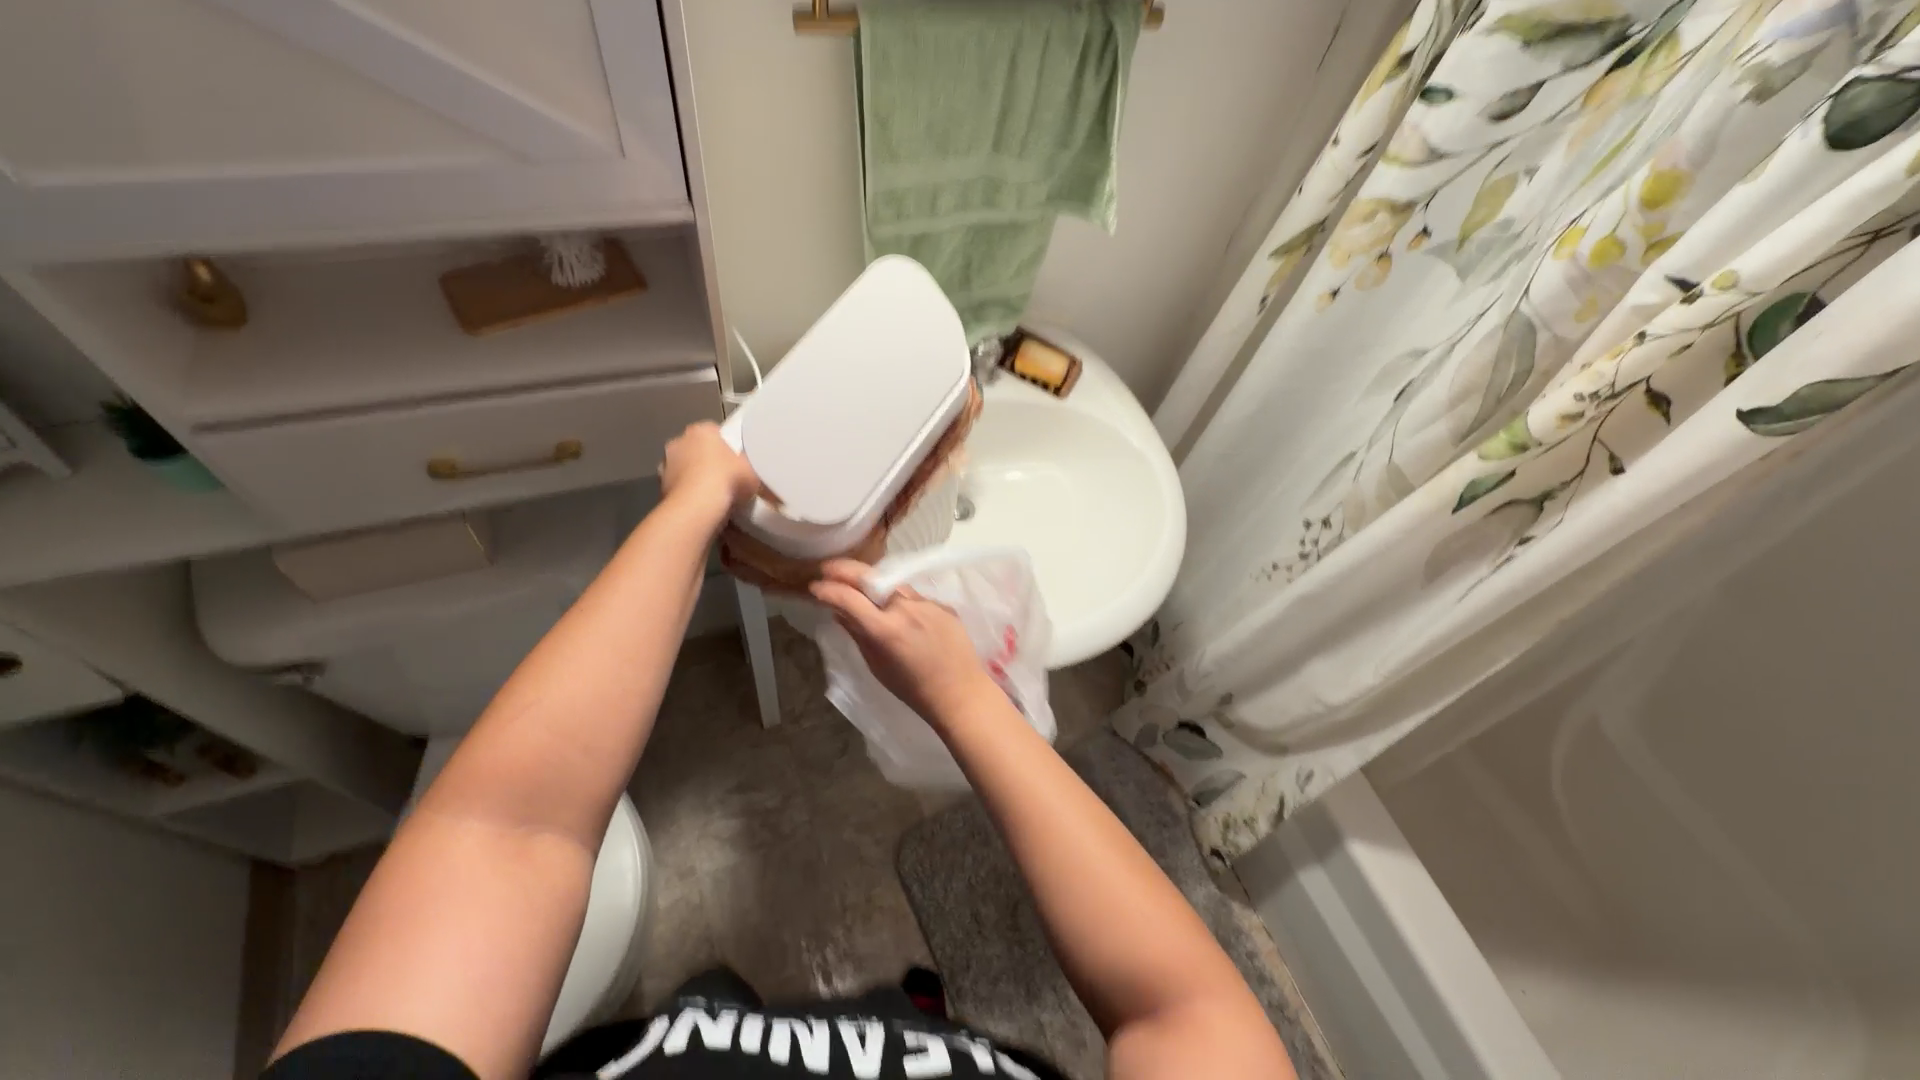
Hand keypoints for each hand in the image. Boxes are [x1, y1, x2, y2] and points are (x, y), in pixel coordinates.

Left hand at [660, 422, 758, 521]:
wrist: (698, 505)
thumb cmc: (727, 478)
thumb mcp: (751, 469)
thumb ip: (747, 465)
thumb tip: (747, 469)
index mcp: (701, 429)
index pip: (714, 431)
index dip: (725, 445)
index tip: (734, 459)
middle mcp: (679, 440)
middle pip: (696, 447)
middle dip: (706, 458)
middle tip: (723, 475)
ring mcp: (665, 463)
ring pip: (683, 466)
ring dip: (693, 475)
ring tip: (711, 493)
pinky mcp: (660, 484)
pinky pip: (678, 485)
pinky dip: (686, 491)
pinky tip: (699, 504)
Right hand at [809, 559, 996, 722]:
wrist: (960, 693)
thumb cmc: (913, 689)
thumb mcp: (877, 665)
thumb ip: (858, 633)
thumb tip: (839, 612)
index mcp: (885, 629)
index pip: (848, 597)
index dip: (827, 589)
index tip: (815, 588)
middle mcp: (905, 608)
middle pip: (871, 578)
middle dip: (845, 570)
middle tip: (828, 569)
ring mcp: (927, 603)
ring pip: (894, 586)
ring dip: (876, 586)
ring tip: (865, 594)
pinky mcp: (943, 605)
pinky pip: (915, 598)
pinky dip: (903, 603)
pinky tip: (903, 618)